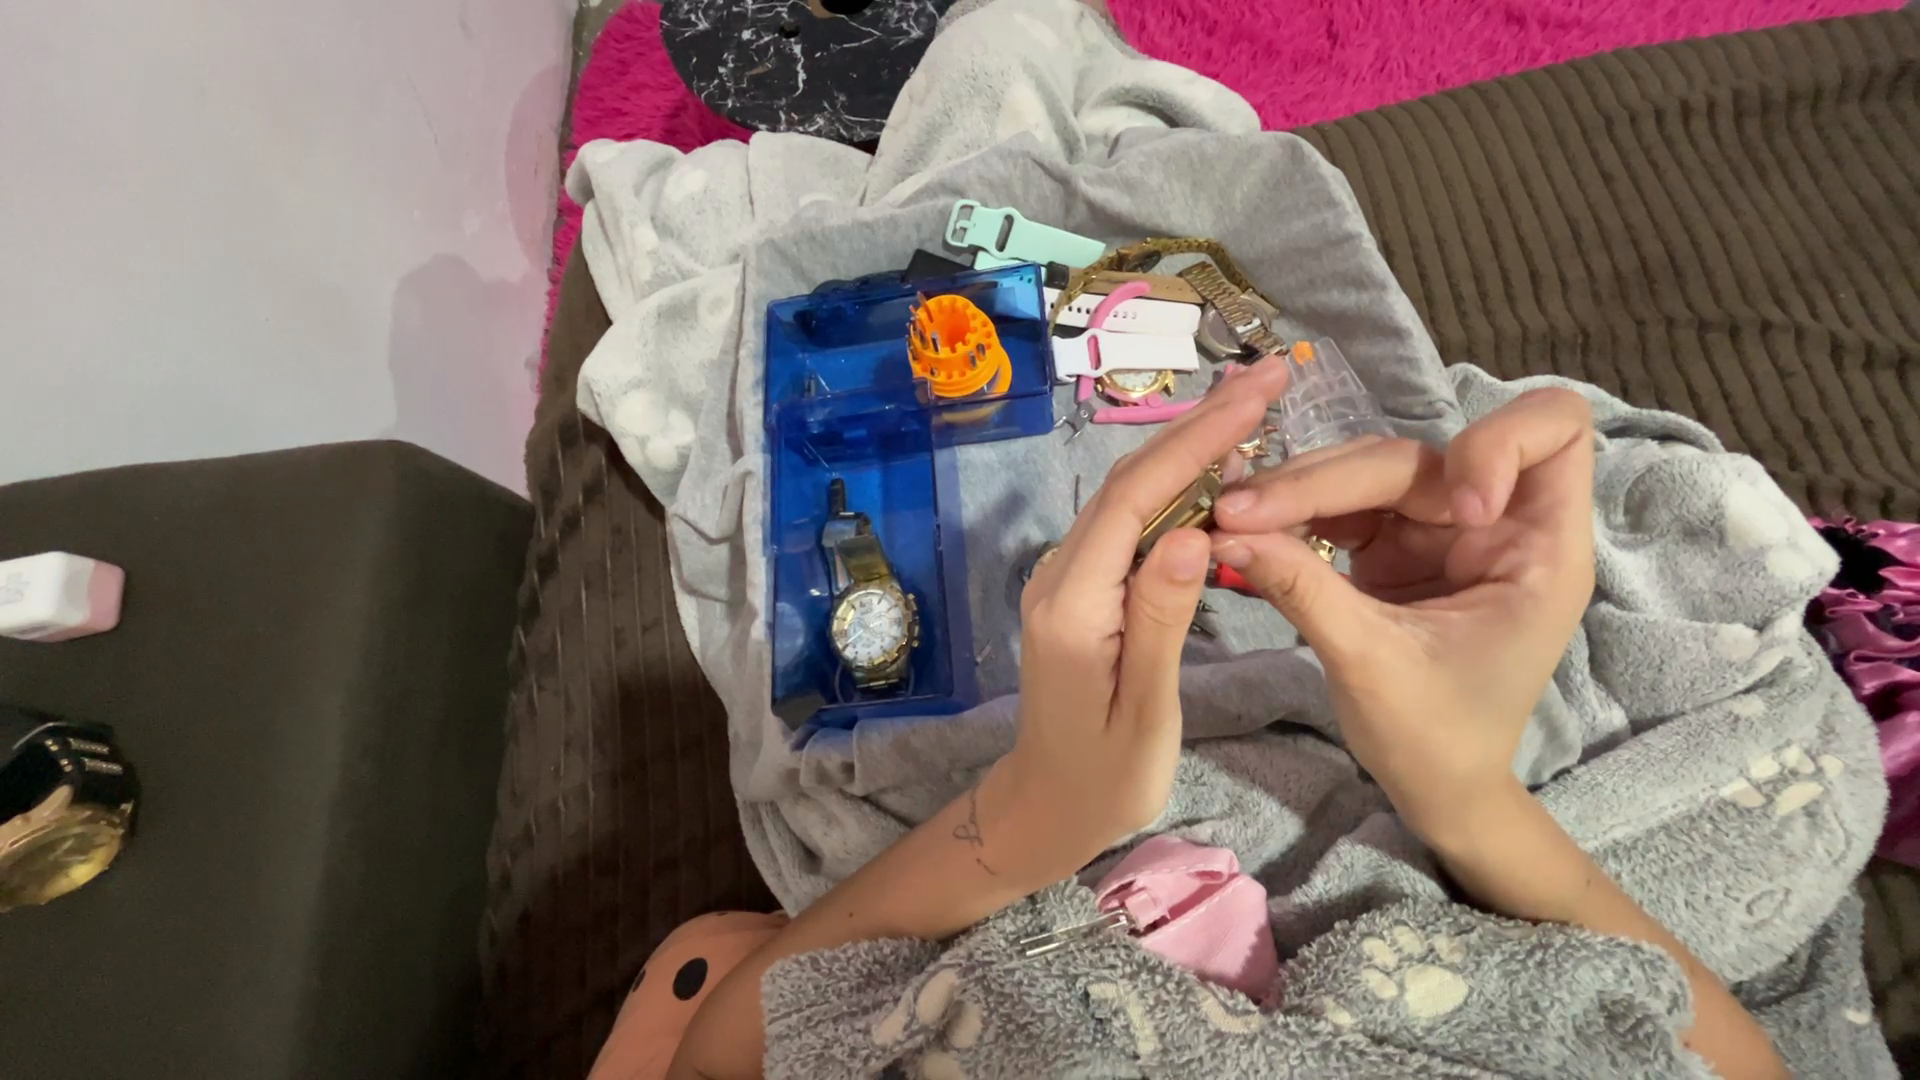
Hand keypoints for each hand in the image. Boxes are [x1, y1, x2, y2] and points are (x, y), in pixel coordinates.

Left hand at [998, 354, 1293, 883]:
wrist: (1047, 803)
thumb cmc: (1105, 776)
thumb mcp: (1144, 708)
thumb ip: (1161, 618)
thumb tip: (1193, 530)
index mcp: (1073, 603)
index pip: (1137, 499)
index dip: (1196, 442)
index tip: (1255, 395)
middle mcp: (1059, 575)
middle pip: (1128, 483)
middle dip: (1196, 428)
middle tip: (1263, 381)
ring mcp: (1064, 578)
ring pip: (1126, 496)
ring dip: (1184, 450)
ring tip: (1247, 410)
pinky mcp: (1077, 588)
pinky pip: (1124, 524)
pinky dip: (1169, 490)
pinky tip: (1209, 475)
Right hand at [1208, 388, 1596, 841]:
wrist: (1431, 780)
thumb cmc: (1432, 735)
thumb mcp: (1368, 661)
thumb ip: (1302, 588)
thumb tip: (1223, 532)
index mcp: (1536, 548)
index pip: (1551, 433)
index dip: (1494, 446)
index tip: (1446, 511)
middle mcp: (1488, 521)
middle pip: (1409, 457)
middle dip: (1323, 481)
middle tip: (1237, 514)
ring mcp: (1432, 528)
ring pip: (1361, 471)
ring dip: (1293, 490)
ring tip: (1229, 521)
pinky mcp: (1389, 541)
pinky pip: (1335, 503)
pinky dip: (1291, 510)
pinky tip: (1249, 529)